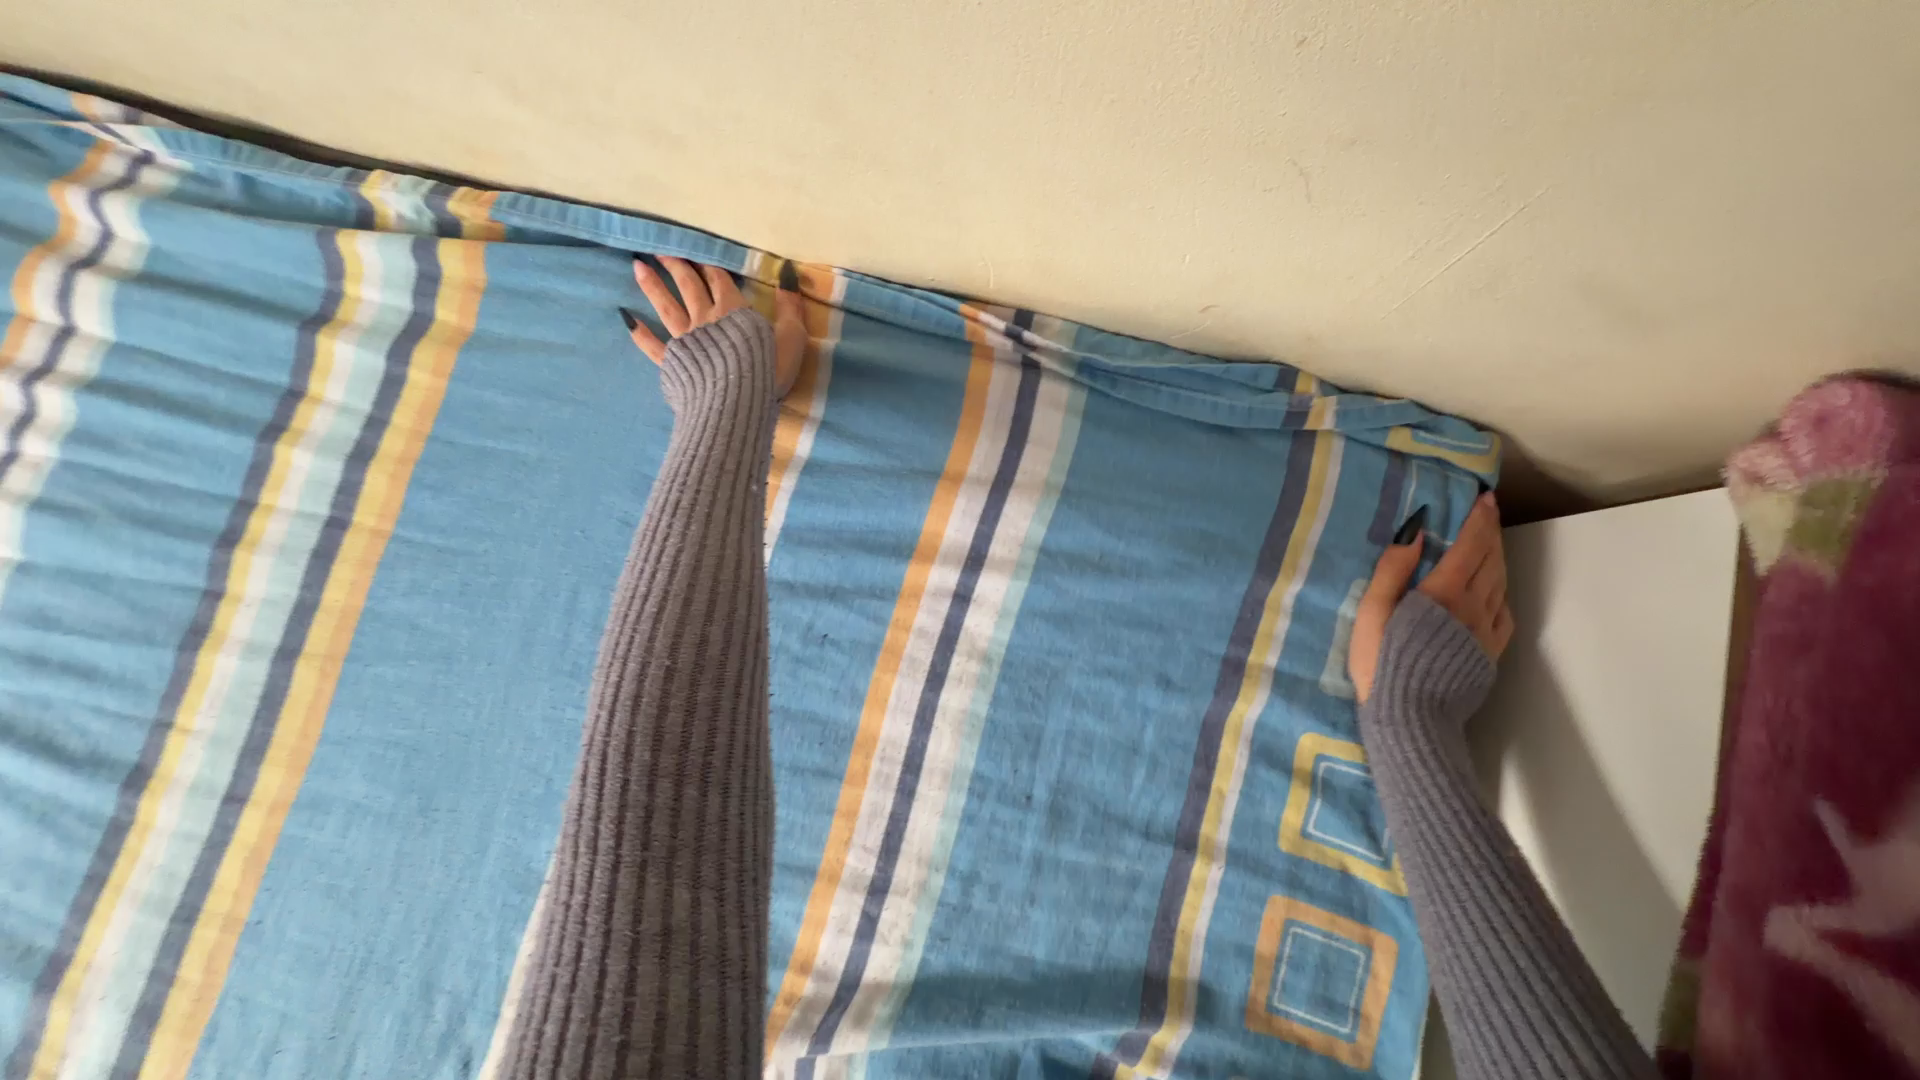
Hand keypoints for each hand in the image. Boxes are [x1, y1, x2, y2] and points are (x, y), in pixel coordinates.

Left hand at [624, 256, 806, 395]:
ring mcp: (686, 341)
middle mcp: (706, 319)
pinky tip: (626, 319)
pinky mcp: (674, 364)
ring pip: (666, 307)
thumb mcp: (792, 337)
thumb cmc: (769, 370)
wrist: (739, 402)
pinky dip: (639, 333)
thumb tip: (788, 274)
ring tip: (637, 266)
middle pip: (688, 285)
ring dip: (652, 286)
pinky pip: (653, 346)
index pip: (719, 279)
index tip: (694, 247)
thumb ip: (790, 306)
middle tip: (660, 248)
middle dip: (676, 264)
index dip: (708, 262)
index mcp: (734, 311)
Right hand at [1348, 493, 1512, 703]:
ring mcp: (1486, 631)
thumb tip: (1416, 533)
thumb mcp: (1371, 614)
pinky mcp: (1490, 653)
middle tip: (1488, 512)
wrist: (1411, 718)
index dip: (1477, 520)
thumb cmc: (1381, 663)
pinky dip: (1501, 592)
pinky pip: (1504, 613)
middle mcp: (1473, 606)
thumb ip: (1392, 571)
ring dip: (1497, 558)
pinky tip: (1493, 591)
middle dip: (1490, 532)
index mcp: (1443, 592)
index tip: (1484, 499)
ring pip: (1500, 584)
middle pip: (1489, 561)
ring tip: (1489, 544)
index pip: (1468, 546)